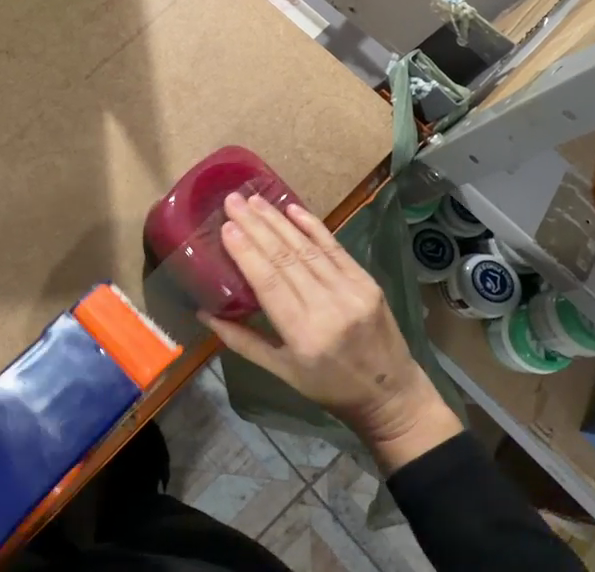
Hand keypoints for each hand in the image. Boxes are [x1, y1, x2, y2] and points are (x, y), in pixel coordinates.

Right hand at [200, 194, 461, 471]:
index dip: (247, 253)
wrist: (392, 394)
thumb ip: (241, 340)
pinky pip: (335, 248)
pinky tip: (292, 208)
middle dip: (256, 227)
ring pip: (307, 248)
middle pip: (286, 259)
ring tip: (254, 199)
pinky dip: (312, 226)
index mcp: (304, 335)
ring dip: (278, 220)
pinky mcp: (367, 282)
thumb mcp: (282, 372)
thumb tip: (202, 314)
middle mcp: (329, 308)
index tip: (227, 226)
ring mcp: (352, 292)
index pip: (269, 284)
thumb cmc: (329, 387)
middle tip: (233, 201)